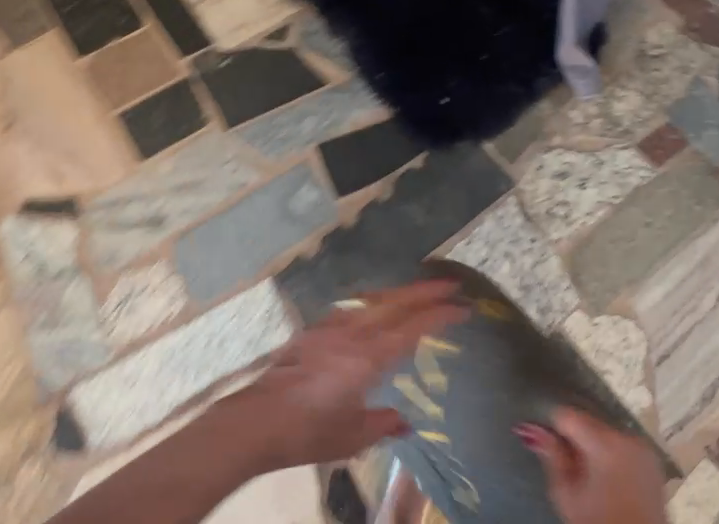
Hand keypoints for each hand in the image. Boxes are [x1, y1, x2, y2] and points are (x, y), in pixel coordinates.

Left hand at [218, 279, 467, 471]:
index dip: (440, 315)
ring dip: (398, 292)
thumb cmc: (307, 432)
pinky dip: (372, 301)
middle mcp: (351, 334)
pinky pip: (351, 308)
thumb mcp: (352, 436)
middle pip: (394, 302)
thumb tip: (404, 420)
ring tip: (416, 290)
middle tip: (450, 283)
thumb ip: (382, 423)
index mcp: (368, 358)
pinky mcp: (311, 332)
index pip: (412, 328)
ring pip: (371, 300)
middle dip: (424, 290)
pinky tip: (372, 308)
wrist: (256, 420)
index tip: (463, 306)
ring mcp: (328, 328)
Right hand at [517, 407, 668, 523]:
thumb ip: (551, 457)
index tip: (549, 448)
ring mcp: (644, 446)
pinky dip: (611, 454)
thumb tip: (531, 428)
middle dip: (576, 439)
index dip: (553, 429)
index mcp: (605, 443)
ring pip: (605, 432)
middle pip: (588, 421)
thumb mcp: (567, 496)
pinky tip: (609, 479)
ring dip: (593, 445)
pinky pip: (622, 444)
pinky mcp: (653, 459)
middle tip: (572, 470)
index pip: (567, 415)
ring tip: (592, 478)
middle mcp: (627, 436)